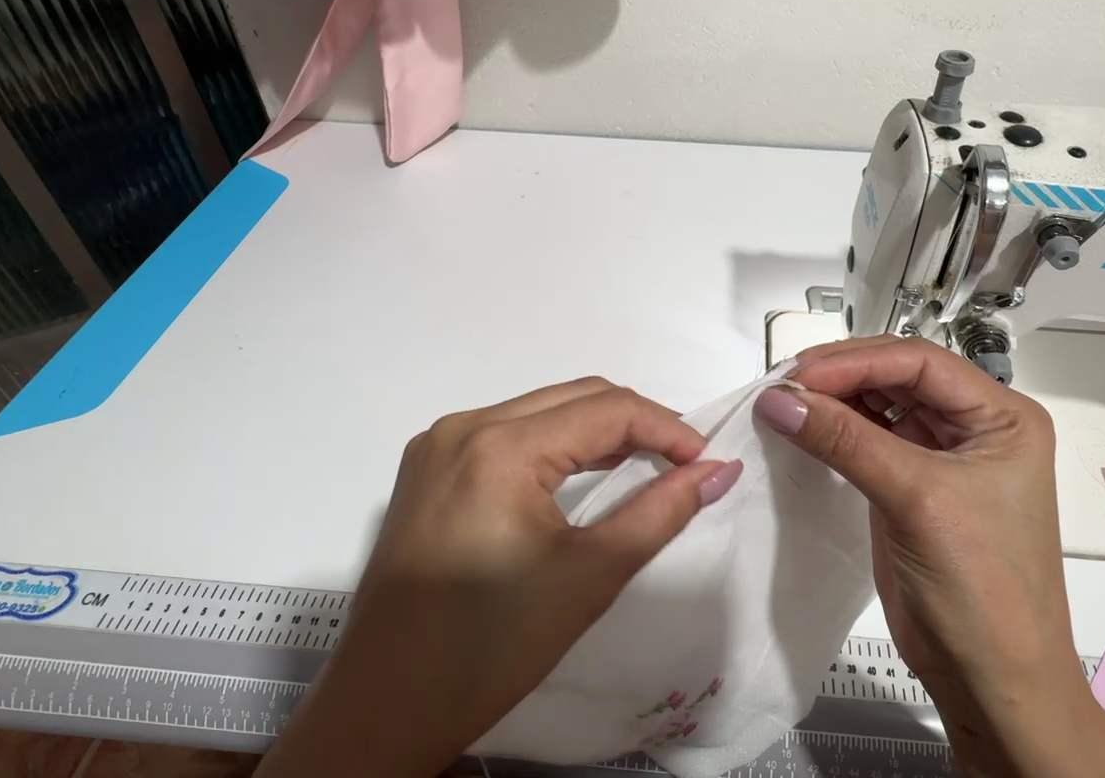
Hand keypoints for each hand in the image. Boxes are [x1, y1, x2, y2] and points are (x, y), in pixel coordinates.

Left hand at [257, 378, 741, 777]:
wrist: (386, 707)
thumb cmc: (493, 647)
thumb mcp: (590, 577)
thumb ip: (661, 512)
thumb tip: (718, 471)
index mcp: (501, 446)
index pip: (608, 409)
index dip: (668, 428)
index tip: (708, 462)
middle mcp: (465, 426)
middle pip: (574, 397)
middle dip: (636, 423)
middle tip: (682, 463)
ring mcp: (437, 444)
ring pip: (540, 410)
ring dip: (594, 431)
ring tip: (642, 464)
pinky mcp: (426, 467)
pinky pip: (506, 432)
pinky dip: (552, 444)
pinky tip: (576, 474)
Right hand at [754, 337, 1104, 777]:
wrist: (991, 681)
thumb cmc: (981, 589)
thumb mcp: (916, 501)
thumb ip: (846, 441)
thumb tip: (778, 398)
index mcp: (1002, 417)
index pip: (920, 363)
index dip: (857, 360)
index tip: (799, 374)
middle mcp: (974, 426)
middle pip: (897, 377)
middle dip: (840, 376)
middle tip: (784, 385)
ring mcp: (940, 455)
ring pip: (878, 405)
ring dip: (833, 401)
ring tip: (785, 402)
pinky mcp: (910, 484)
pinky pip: (866, 440)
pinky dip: (833, 432)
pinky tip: (803, 428)